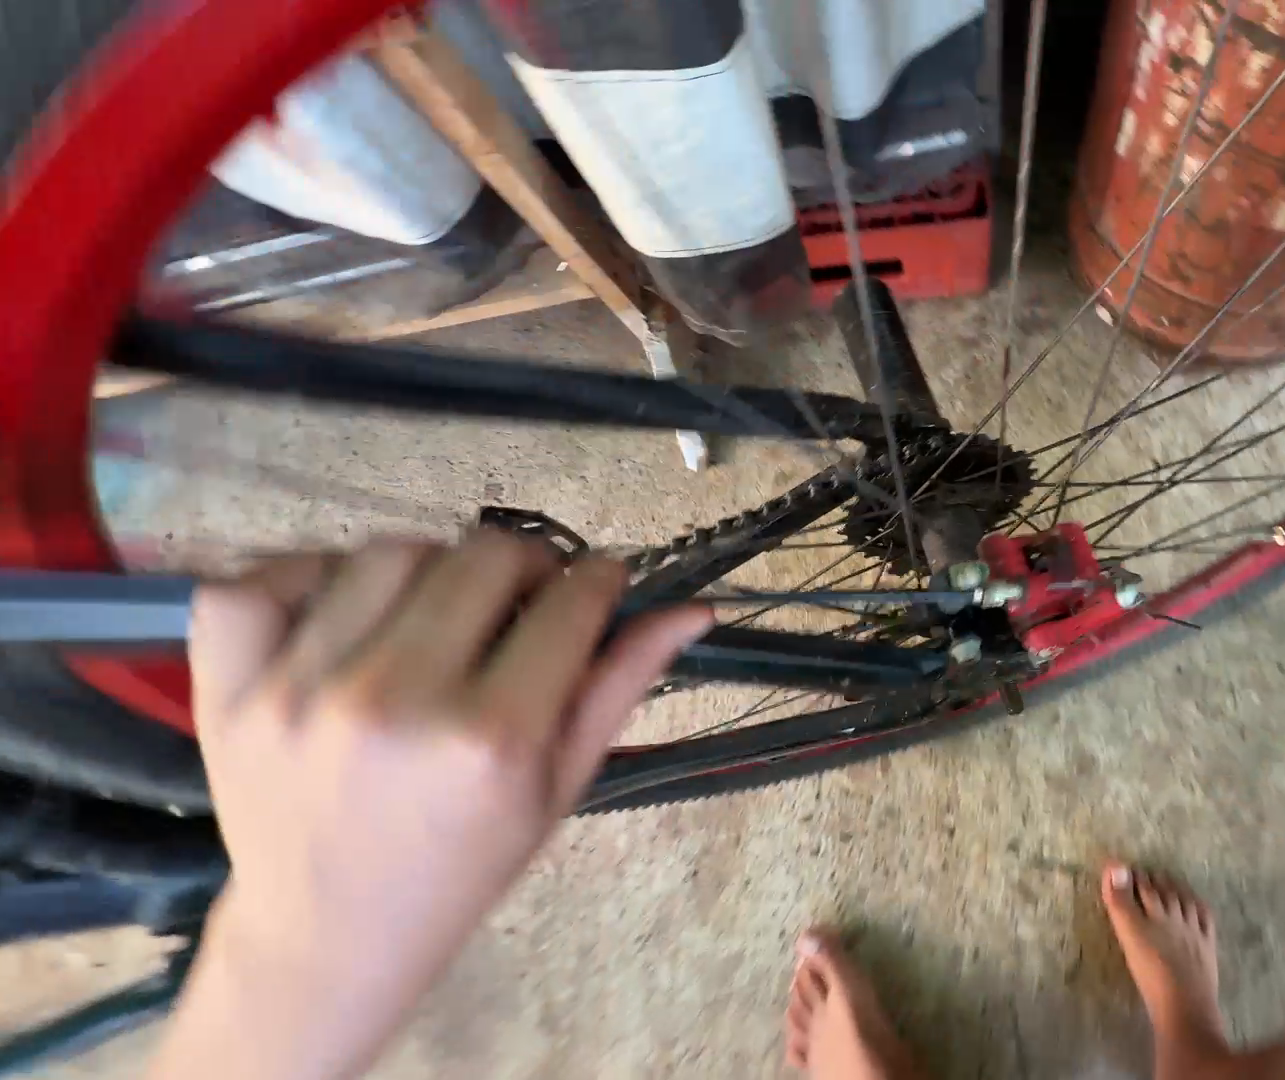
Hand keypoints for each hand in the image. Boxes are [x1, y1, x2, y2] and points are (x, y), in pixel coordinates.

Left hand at [154, 535, 709, 1079]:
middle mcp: (396, 700)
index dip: (602, 577)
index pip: (572, 599)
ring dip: (438, 564)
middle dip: (531, 561)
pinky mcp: (227, 691)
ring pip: (389, 551)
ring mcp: (299, 691)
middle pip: (485, 554)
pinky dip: (310, 573)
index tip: (602, 583)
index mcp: (494, 735)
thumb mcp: (567, 779)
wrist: (333, 933)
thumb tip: (696, 609)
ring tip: (448, 606)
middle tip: (531, 596)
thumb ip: (626, 681)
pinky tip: (349, 605)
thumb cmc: (473, 858)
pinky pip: (258, 581)